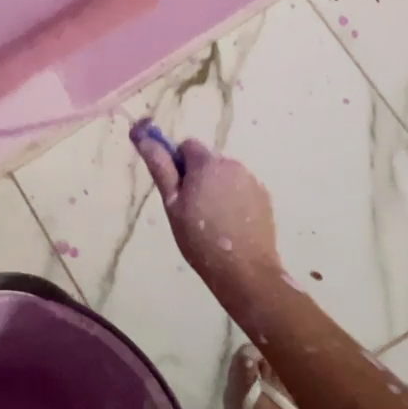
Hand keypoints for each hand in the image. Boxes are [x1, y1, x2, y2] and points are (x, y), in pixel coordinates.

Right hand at [129, 118, 281, 292]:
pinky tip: (231, 225)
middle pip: (207, 160)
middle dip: (198, 176)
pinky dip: (234, 199)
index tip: (177, 190)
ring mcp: (251, 180)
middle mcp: (232, 164)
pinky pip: (242, 188)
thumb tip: (143, 137)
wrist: (245, 271)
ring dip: (216, 187)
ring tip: (213, 220)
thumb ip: (160, 168)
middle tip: (192, 209)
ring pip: (225, 175)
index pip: (187, 145)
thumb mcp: (172, 205)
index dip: (178, 164)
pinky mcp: (264, 197)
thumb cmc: (200, 239)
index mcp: (206, 164)